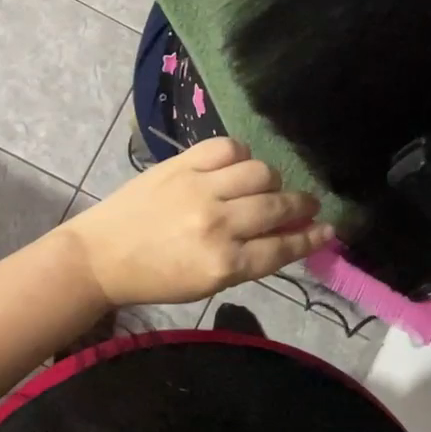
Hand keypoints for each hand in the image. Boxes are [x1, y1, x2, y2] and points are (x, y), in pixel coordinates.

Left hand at [55, 137, 333, 306]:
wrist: (101, 255)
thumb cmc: (156, 278)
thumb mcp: (207, 284)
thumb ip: (250, 261)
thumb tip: (291, 236)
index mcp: (223, 265)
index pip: (282, 247)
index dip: (311, 238)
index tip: (328, 230)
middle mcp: (217, 225)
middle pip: (277, 207)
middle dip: (302, 206)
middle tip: (308, 205)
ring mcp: (198, 189)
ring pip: (260, 172)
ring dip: (272, 180)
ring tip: (268, 188)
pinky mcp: (180, 164)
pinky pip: (228, 147)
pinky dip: (241, 155)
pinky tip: (238, 167)